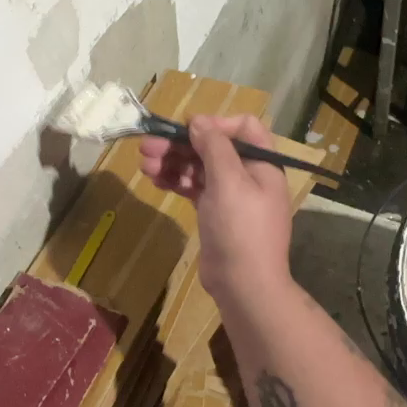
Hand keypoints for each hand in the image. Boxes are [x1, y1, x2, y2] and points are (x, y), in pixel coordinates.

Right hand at [139, 113, 293, 302]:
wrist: (244, 285)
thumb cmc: (240, 229)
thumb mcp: (229, 182)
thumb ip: (214, 147)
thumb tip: (199, 121)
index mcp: (262, 164)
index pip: (243, 128)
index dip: (214, 124)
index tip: (186, 130)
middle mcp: (249, 176)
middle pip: (213, 148)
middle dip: (181, 145)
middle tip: (147, 146)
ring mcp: (231, 196)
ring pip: (200, 168)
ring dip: (173, 162)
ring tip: (144, 164)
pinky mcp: (215, 214)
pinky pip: (194, 188)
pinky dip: (176, 181)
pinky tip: (155, 180)